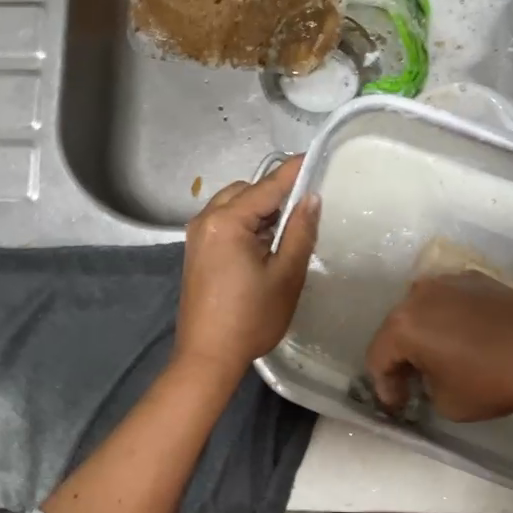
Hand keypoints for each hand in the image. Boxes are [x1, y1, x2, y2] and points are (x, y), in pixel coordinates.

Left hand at [175, 157, 321, 374]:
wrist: (207, 356)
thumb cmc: (251, 318)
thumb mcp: (285, 275)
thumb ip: (300, 232)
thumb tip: (311, 198)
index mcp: (227, 221)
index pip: (267, 186)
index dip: (294, 171)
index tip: (316, 156)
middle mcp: (206, 220)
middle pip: (246, 191)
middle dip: (275, 194)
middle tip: (306, 207)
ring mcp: (197, 236)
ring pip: (234, 206)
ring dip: (259, 210)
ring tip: (289, 228)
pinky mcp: (196, 252)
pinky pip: (224, 223)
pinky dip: (246, 224)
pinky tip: (266, 244)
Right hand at [364, 272, 512, 421]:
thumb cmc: (492, 381)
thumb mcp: (446, 403)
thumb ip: (424, 388)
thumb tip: (429, 378)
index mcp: (402, 325)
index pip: (378, 359)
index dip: (386, 387)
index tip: (400, 406)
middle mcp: (418, 294)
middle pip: (397, 329)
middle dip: (402, 358)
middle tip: (416, 384)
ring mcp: (448, 281)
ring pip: (423, 310)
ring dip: (425, 335)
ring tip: (441, 359)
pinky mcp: (476, 278)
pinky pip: (450, 301)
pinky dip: (450, 319)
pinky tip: (468, 340)